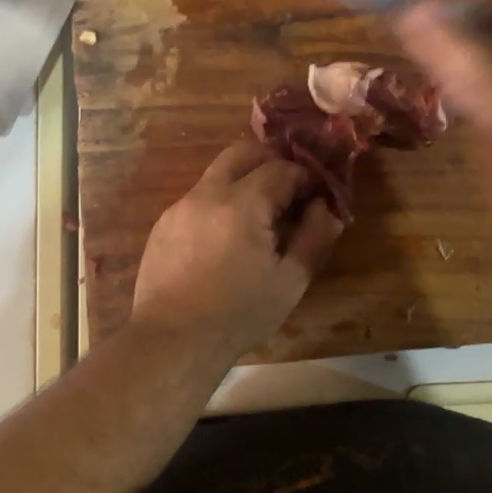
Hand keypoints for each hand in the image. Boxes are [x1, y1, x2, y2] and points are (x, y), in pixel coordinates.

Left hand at [129, 140, 344, 360]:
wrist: (173, 340)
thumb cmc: (239, 314)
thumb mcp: (290, 281)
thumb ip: (315, 238)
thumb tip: (327, 209)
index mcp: (242, 204)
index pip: (281, 169)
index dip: (304, 178)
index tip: (316, 196)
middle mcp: (207, 194)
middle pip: (243, 152)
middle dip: (271, 162)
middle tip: (289, 190)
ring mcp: (180, 207)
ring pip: (217, 174)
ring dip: (244, 183)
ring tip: (259, 220)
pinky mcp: (163, 224)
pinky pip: (198, 199)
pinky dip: (220, 204)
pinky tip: (227, 240)